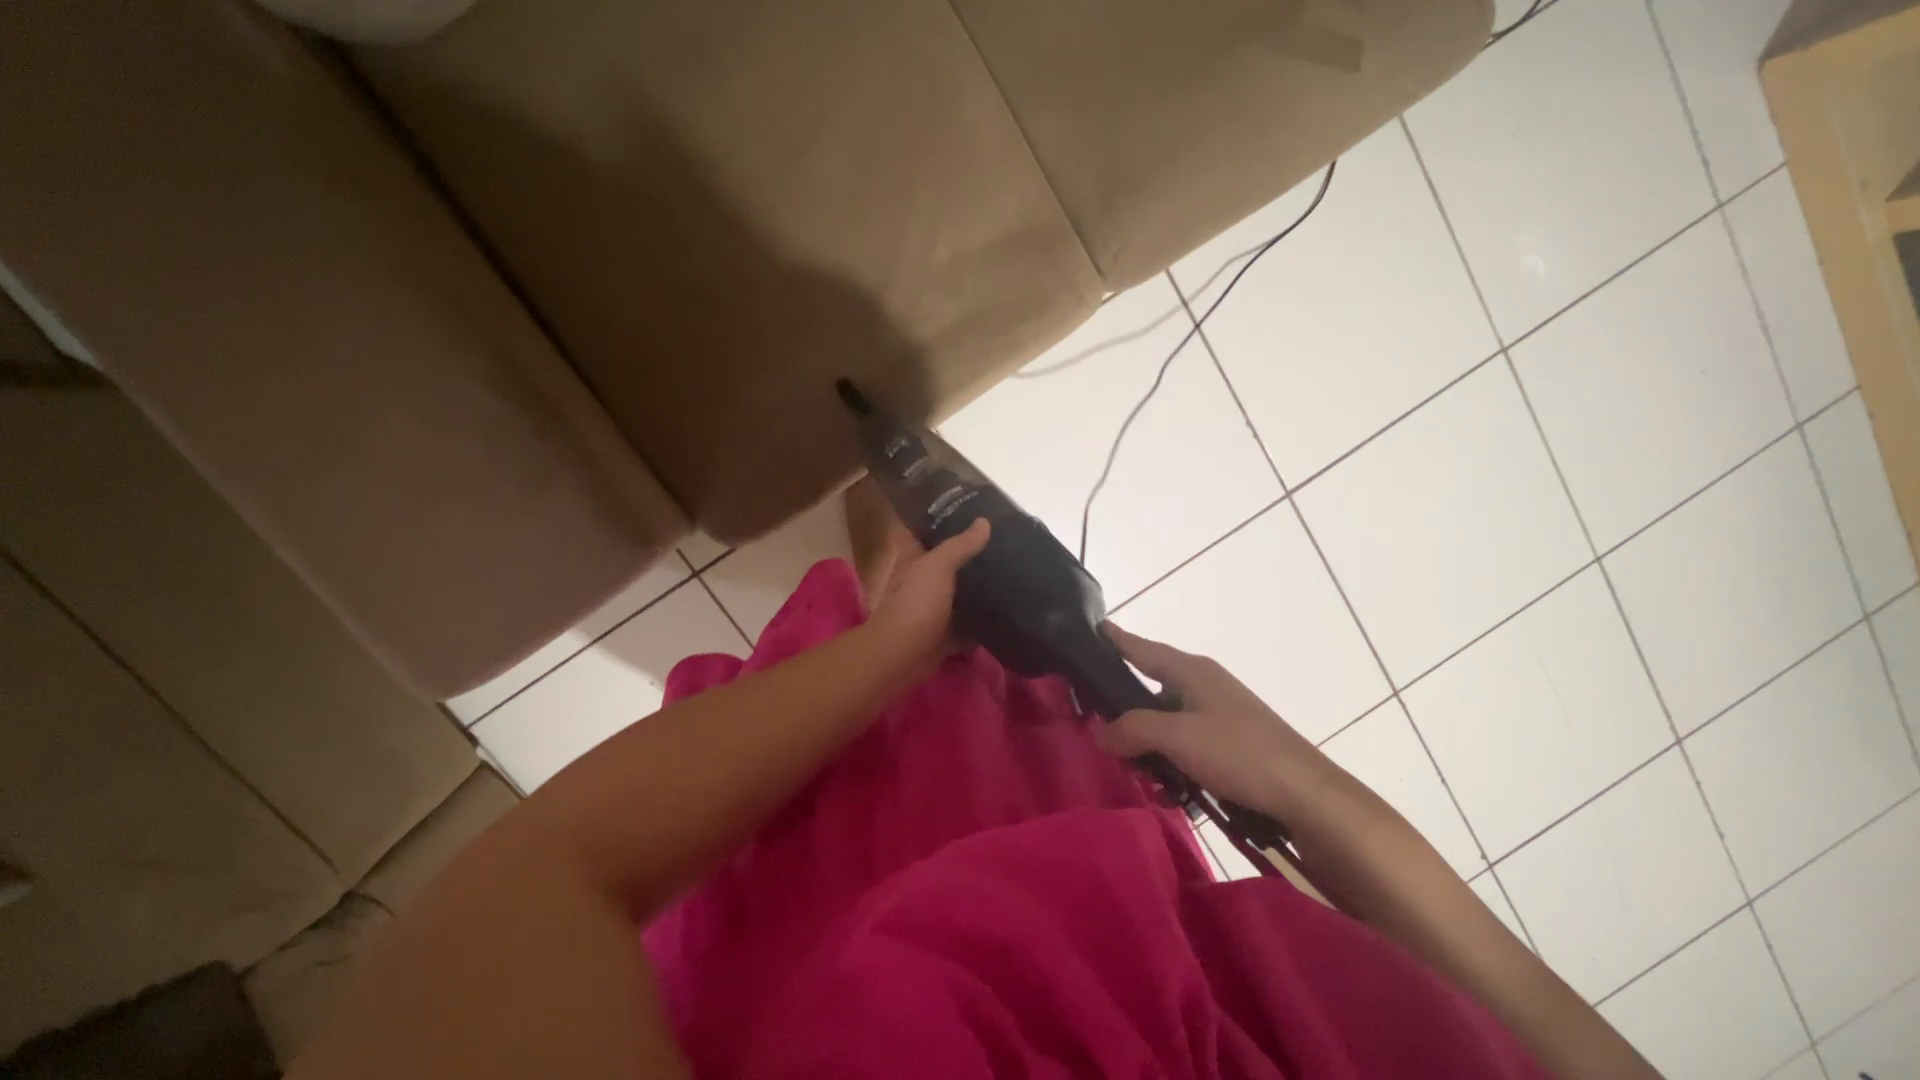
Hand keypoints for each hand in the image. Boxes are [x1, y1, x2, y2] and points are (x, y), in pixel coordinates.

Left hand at [864, 518, 990, 678]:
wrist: (903, 655)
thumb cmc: (915, 603)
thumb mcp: (937, 567)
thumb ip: (960, 545)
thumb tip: (984, 522)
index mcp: (911, 560)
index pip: (914, 530)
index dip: (928, 518)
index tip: (956, 506)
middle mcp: (919, 582)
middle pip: (941, 561)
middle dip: (963, 552)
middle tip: (994, 538)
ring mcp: (930, 609)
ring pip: (955, 593)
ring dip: (975, 587)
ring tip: (1006, 569)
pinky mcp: (943, 634)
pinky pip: (966, 625)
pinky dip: (981, 622)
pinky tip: (1005, 611)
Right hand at [1096, 625, 1322, 811]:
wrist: (1304, 794)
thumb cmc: (1239, 753)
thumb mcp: (1177, 738)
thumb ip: (1133, 729)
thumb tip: (1099, 731)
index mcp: (1192, 672)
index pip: (1143, 648)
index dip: (1117, 639)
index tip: (1093, 627)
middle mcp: (1204, 687)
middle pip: (1150, 691)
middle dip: (1125, 713)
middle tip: (1097, 730)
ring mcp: (1218, 716)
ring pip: (1166, 725)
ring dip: (1149, 748)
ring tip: (1137, 773)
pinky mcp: (1228, 746)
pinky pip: (1185, 748)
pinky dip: (1172, 765)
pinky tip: (1170, 792)